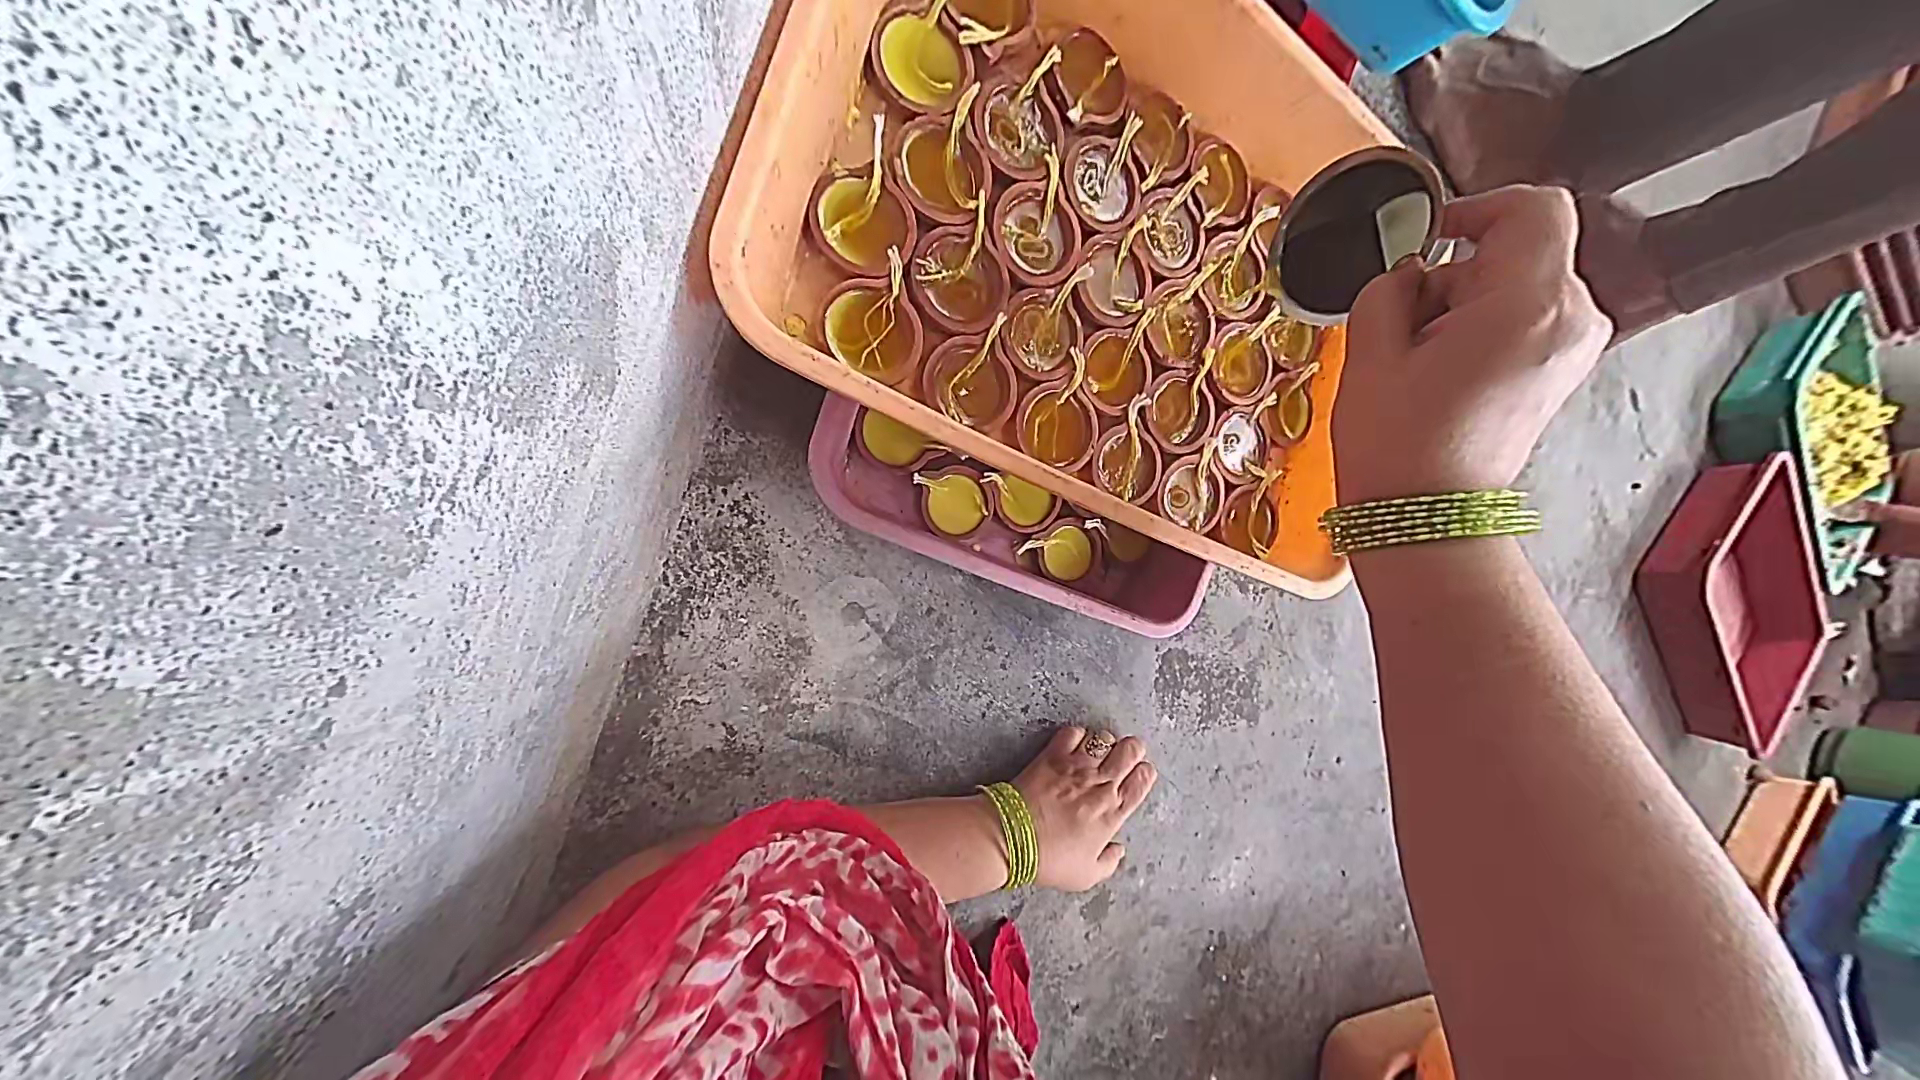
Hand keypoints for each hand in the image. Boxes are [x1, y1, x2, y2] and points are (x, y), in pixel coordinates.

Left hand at [1010, 726, 1155, 890]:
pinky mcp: (1053, 755)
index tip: (1142, 772)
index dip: (1145, 773)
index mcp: (1113, 813)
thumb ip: (1109, 862)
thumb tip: (1118, 850)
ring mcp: (1077, 767)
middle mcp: (1100, 785)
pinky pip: (1073, 732)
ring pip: (1104, 738)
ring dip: (1105, 742)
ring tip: (1098, 750)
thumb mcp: (1086, 875)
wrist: (1013, 837)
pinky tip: (1074, 743)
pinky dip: (1077, 734)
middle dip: (1132, 749)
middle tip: (1126, 753)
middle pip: (1130, 751)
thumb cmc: (1048, 858)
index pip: (1142, 782)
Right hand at [1333, 185, 1612, 503]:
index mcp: (1527, 306)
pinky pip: (1523, 321)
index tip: (1430, 234)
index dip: (1476, 207)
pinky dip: (1478, 330)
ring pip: (1518, 287)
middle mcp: (1571, 319)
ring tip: (1415, 361)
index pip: (1532, 209)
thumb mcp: (1369, 358)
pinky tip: (1438, 372)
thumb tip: (1408, 274)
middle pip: (1519, 252)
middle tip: (1401, 327)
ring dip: (1461, 306)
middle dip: (1454, 274)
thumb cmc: (1396, 445)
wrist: (1422, 514)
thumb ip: (1386, 291)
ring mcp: (1572, 348)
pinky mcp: (1558, 371)